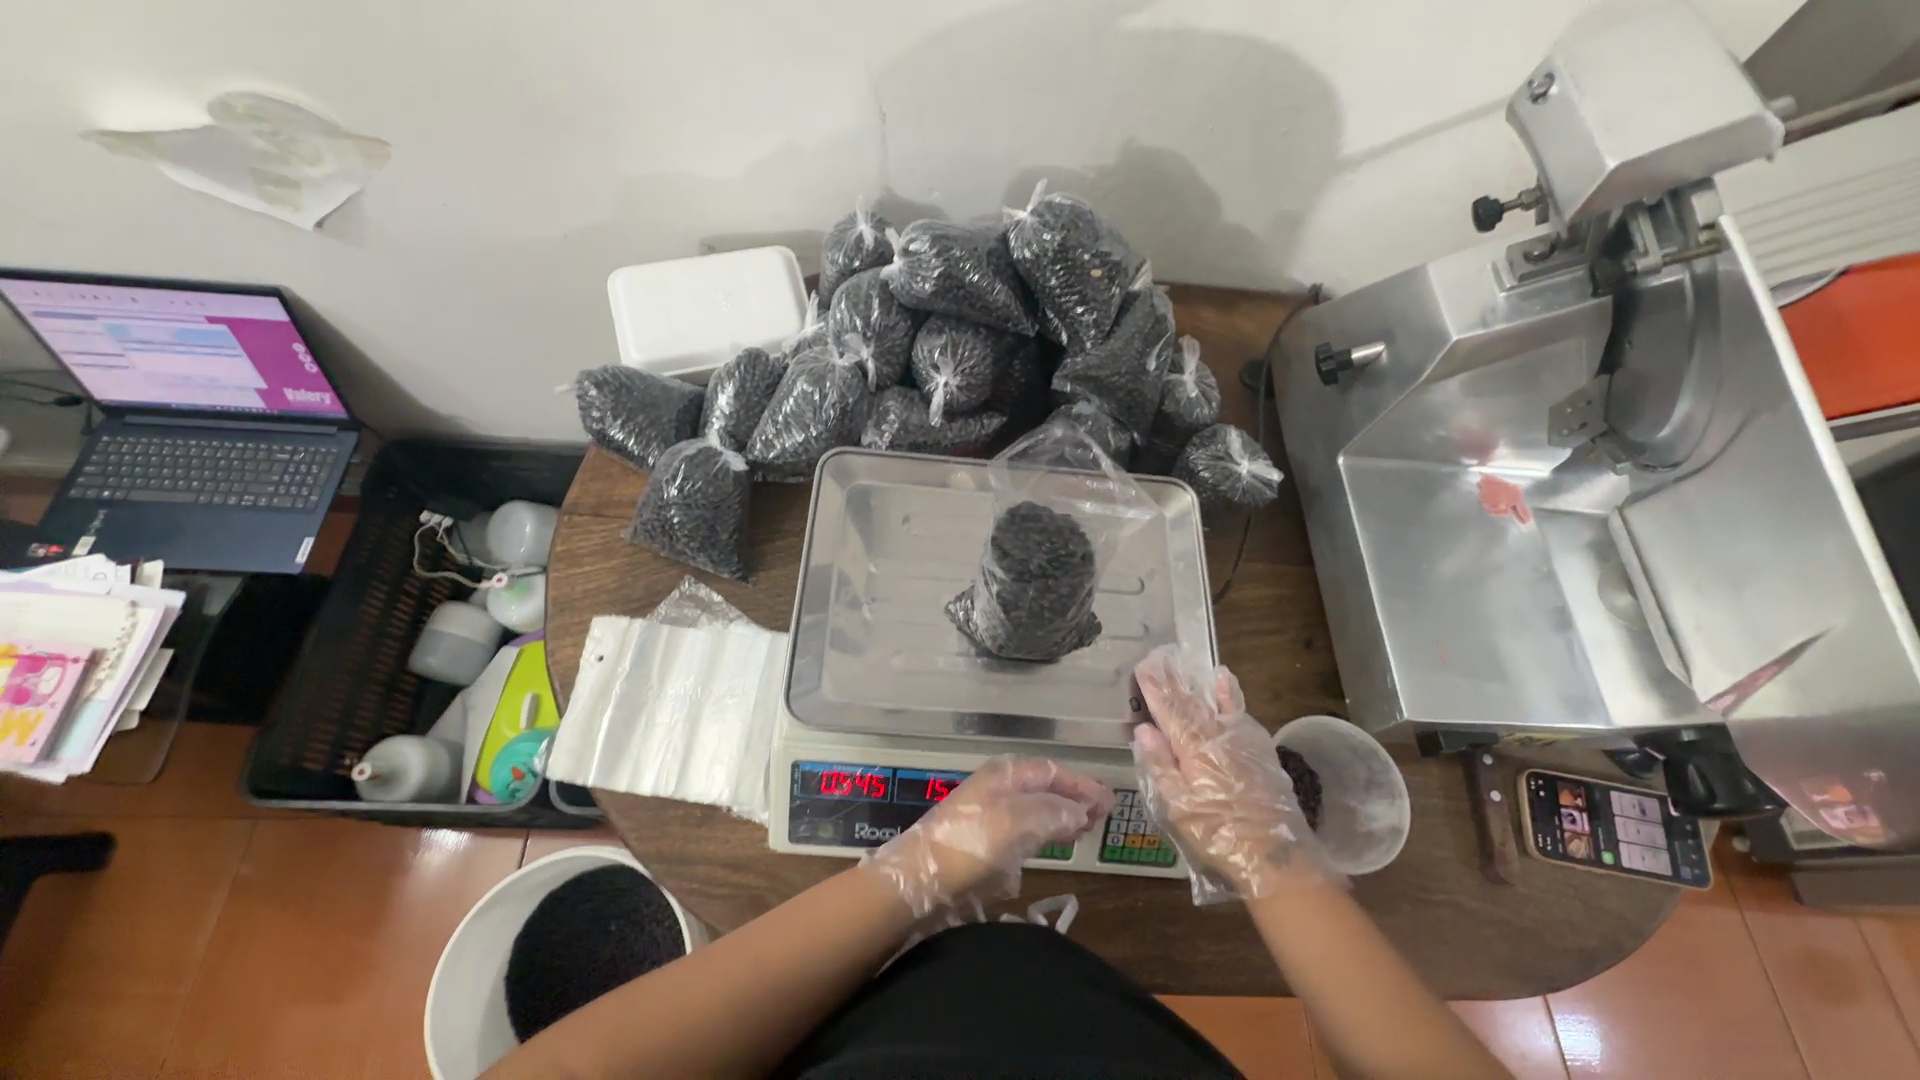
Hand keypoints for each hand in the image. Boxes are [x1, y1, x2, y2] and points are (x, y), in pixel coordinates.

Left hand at [862, 757, 1113, 917]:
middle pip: (1043, 789)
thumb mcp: (1017, 822)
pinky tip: (1048, 848)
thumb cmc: (969, 843)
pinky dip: (1040, 836)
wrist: (918, 879)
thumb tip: (1081, 810)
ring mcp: (987, 816)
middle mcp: (996, 790)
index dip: (1081, 784)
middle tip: (1101, 818)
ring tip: (1082, 832)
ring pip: (1032, 811)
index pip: (1051, 771)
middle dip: (1073, 800)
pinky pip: (1019, 833)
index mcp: (1005, 775)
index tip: (1108, 801)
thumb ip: (1053, 812)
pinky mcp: (980, 844)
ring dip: (1059, 818)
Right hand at [1131, 644, 1339, 901]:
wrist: (1276, 857)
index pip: (1170, 712)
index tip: (1142, 667)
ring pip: (1218, 706)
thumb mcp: (1178, 806)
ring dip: (1205, 685)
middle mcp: (1219, 737)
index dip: (1155, 690)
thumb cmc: (1218, 834)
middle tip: (1161, 657)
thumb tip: (1144, 729)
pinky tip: (1229, 690)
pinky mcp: (1262, 754)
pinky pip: (1242, 716)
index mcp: (1194, 749)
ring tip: (1197, 664)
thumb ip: (1161, 765)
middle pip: (1192, 704)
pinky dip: (1233, 700)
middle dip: (1175, 682)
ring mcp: (1244, 743)